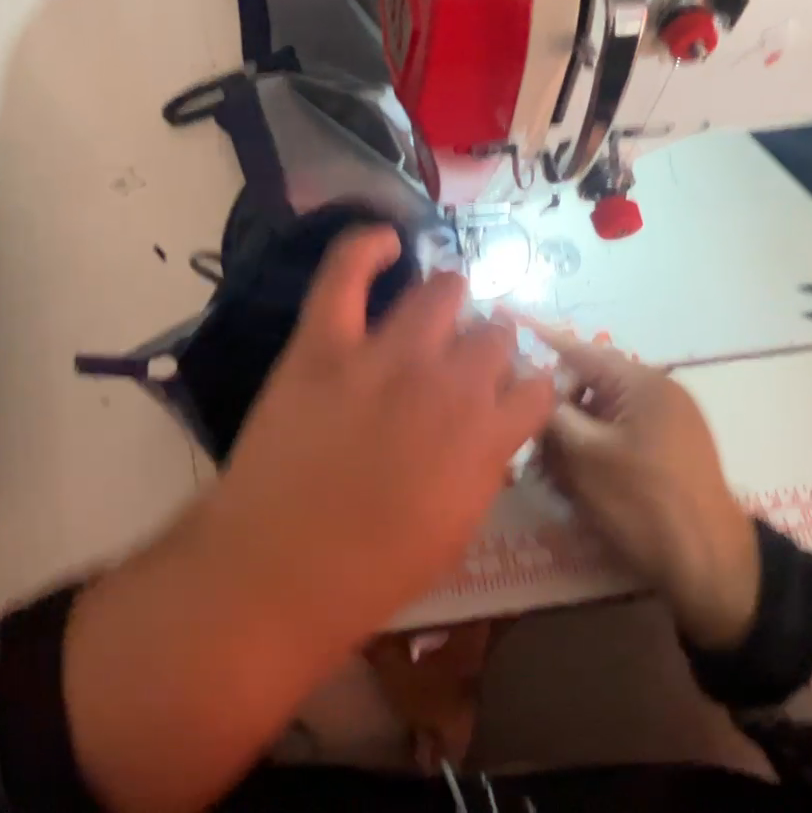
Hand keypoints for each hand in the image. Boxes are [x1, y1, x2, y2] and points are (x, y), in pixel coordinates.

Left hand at [211, 226, 557, 636]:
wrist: (276, 571)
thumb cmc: (372, 573)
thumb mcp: (456, 535)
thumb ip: (484, 472)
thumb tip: (493, 436)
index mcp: (487, 436)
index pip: (535, 388)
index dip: (526, 393)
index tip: (511, 402)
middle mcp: (448, 383)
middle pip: (493, 336)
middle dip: (490, 349)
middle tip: (469, 363)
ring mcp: (384, 356)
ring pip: (440, 295)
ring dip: (450, 300)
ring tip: (442, 307)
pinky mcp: (323, 344)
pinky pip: (346, 274)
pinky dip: (365, 247)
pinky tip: (386, 239)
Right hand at [534, 328, 759, 650]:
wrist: (709, 564)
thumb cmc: (641, 503)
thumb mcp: (584, 456)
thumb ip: (549, 411)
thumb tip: (520, 372)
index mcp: (643, 382)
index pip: (580, 351)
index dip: (541, 342)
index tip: (509, 327)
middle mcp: (659, 392)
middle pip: (589, 383)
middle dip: (557, 408)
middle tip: (530, 442)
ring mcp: (669, 422)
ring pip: (602, 414)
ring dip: (573, 434)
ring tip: (552, 472)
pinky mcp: (670, 450)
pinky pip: (620, 435)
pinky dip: (594, 450)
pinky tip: (577, 481)